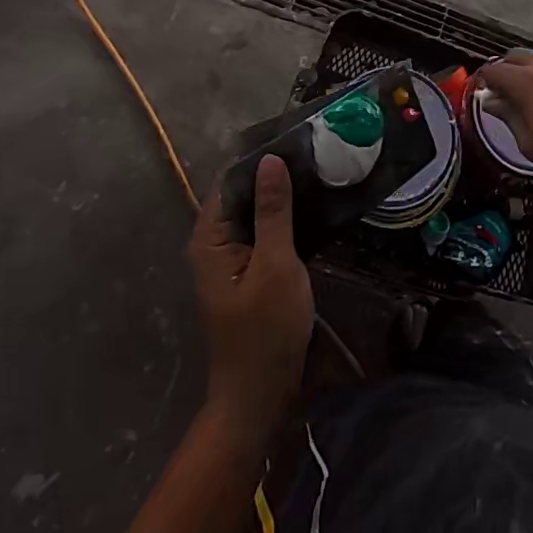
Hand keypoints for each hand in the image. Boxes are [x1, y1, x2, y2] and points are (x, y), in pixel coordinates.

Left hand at [189, 156, 313, 428]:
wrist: (260, 393)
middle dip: (274, 175)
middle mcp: (214, 243)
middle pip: (241, 195)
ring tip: (321, 173)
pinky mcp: (249, 272)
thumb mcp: (276, 265)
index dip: (260, 159)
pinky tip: (313, 210)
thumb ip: (274, 212)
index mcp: (210, 239)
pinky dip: (285, 219)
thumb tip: (270, 161)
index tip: (298, 140)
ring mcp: (231, 259)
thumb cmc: (266, 330)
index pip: (229, 181)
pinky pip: (264, 233)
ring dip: (282, 196)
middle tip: (319, 154)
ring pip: (255, 214)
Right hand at [480, 49, 532, 191]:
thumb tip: (491, 102)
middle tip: (501, 98)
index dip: (482, 82)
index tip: (481, 96)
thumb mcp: (530, 144)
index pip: (493, 70)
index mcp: (526, 81)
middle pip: (513, 59)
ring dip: (525, 73)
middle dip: (502, 74)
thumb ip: (507, 117)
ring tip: (528, 100)